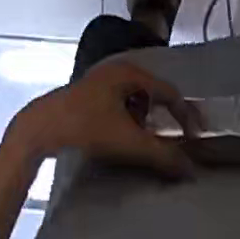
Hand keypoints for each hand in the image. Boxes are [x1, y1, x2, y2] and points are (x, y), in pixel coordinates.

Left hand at [7, 61, 197, 177]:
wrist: (44, 125)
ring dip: (148, 118)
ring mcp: (104, 78)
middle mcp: (120, 69)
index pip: (169, 91)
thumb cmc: (88, 126)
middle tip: (178, 138)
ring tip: (148, 139)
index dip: (185, 115)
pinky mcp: (92, 91)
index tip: (196, 138)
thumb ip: (162, 155)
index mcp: (131, 73)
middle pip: (154, 91)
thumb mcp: (128, 142)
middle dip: (167, 116)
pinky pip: (123, 101)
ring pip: (138, 97)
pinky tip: (126, 134)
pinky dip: (132, 117)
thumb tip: (190, 169)